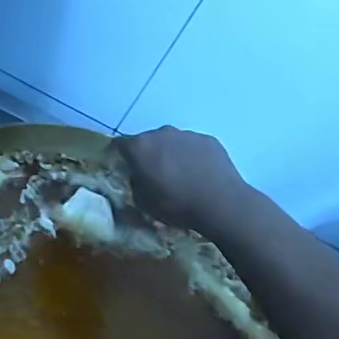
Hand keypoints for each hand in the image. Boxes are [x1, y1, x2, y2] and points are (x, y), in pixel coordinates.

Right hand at [114, 126, 253, 235]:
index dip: (118, 155)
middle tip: (154, 174)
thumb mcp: (144, 203)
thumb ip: (136, 184)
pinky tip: (200, 175)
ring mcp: (187, 134)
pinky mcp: (208, 140)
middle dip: (148, 155)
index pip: (120, 144)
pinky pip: (194, 147)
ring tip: (181, 176)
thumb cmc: (176, 205)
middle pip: (148, 141)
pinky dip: (192, 157)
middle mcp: (162, 133)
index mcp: (141, 147)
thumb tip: (140, 176)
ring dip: (172, 154)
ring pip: (172, 142)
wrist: (220, 203)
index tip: (122, 166)